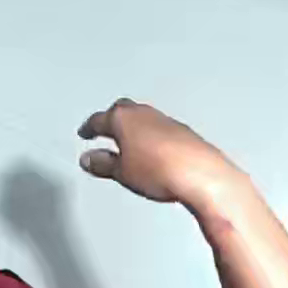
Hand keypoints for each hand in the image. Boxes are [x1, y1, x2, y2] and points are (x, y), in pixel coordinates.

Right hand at [77, 99, 247, 213]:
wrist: (202, 176)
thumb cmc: (160, 169)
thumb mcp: (122, 172)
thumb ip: (102, 164)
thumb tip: (89, 159)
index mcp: (122, 117)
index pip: (98, 119)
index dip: (88, 128)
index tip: (84, 132)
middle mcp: (142, 113)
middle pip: (121, 112)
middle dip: (111, 121)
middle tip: (104, 132)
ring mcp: (165, 120)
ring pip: (142, 118)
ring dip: (133, 129)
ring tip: (129, 146)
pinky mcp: (183, 132)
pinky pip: (160, 129)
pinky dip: (152, 137)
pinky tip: (153, 152)